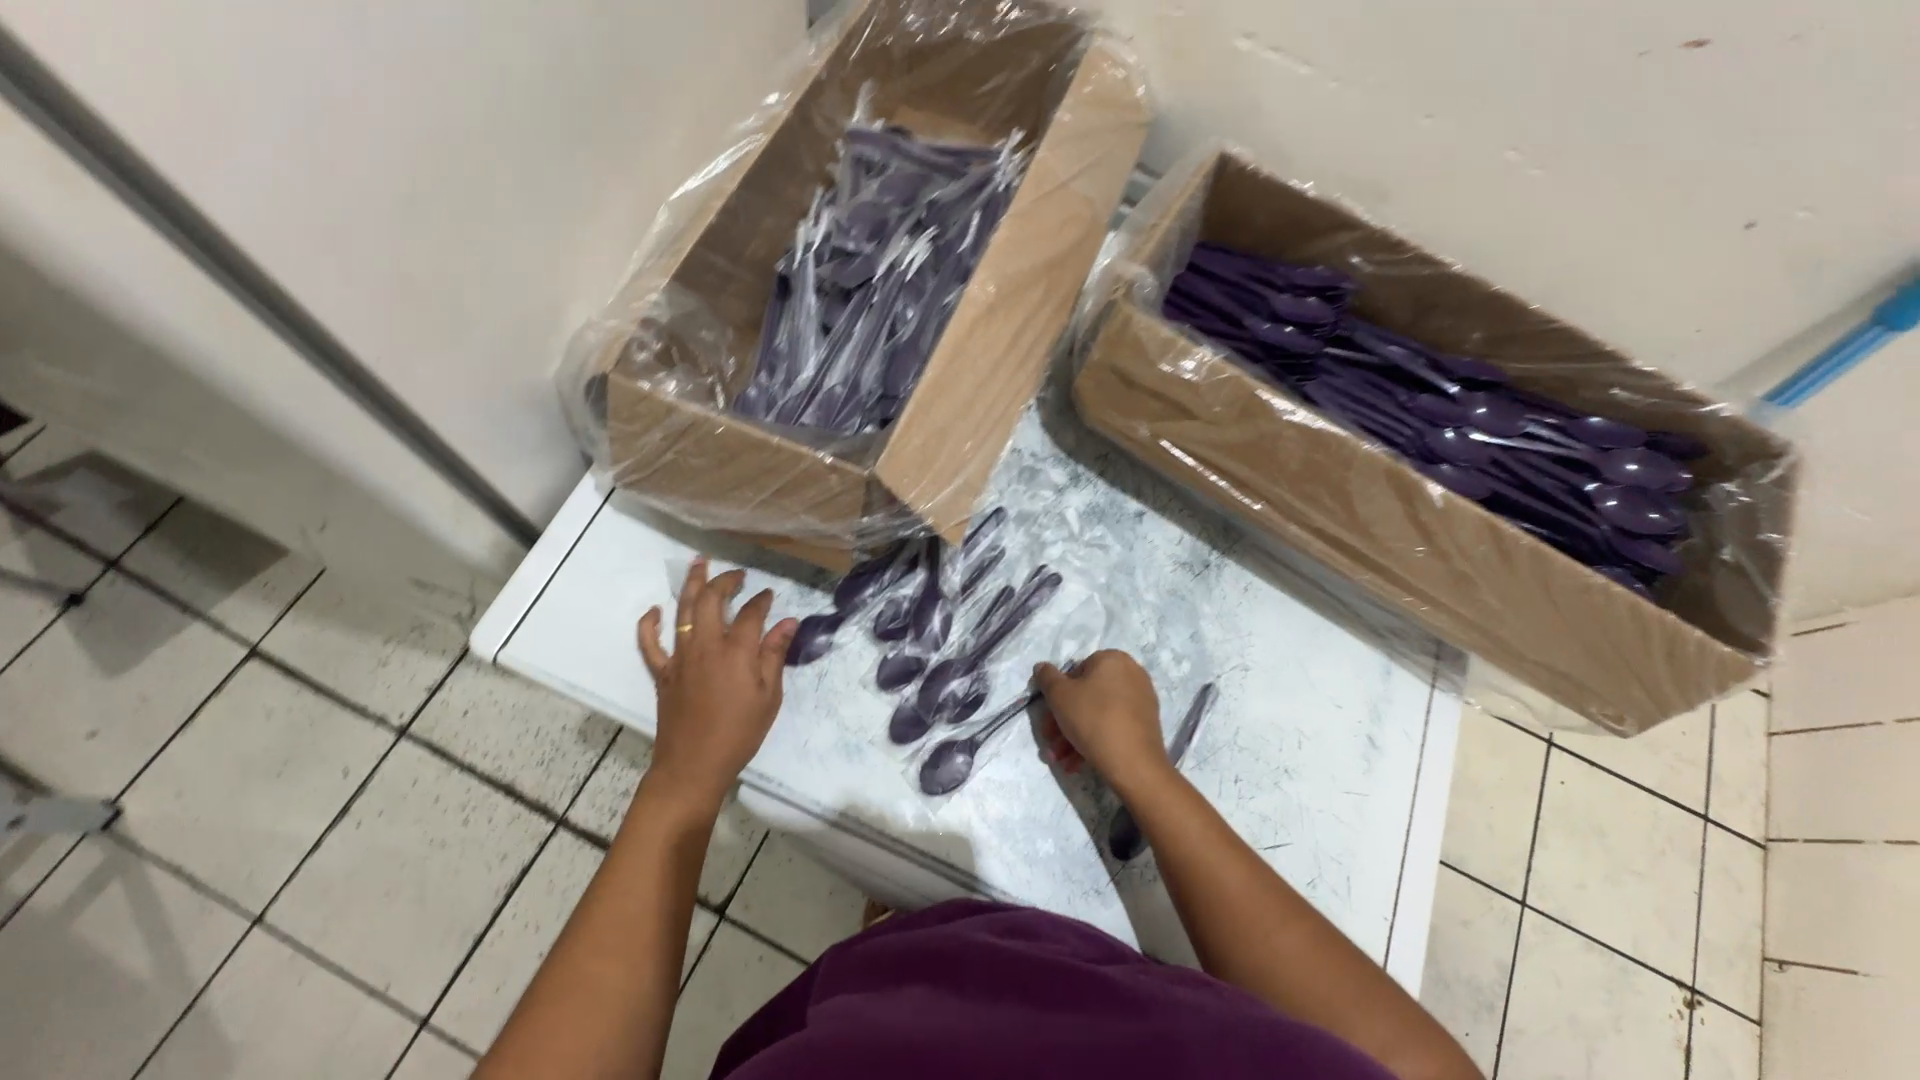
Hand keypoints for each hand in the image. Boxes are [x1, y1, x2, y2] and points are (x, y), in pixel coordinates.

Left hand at [636, 556, 798, 812]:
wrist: (693, 764)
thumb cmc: (739, 733)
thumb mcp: (768, 697)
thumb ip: (774, 656)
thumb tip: (787, 623)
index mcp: (737, 652)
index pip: (751, 614)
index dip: (761, 600)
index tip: (769, 595)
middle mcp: (706, 646)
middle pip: (712, 600)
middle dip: (725, 581)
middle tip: (737, 574)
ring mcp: (680, 657)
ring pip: (683, 611)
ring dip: (691, 584)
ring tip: (698, 563)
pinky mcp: (663, 673)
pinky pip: (650, 643)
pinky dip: (649, 624)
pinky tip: (655, 610)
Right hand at [1033, 650, 1166, 789]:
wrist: (1134, 762)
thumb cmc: (1092, 719)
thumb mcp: (1059, 696)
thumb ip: (1046, 677)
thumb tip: (1042, 667)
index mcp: (1112, 659)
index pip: (1075, 672)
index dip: (1057, 697)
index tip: (1047, 720)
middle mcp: (1131, 674)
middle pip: (1086, 697)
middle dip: (1063, 723)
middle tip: (1051, 745)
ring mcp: (1141, 699)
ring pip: (1097, 715)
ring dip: (1073, 737)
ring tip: (1060, 760)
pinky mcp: (1146, 723)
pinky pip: (1113, 726)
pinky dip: (1094, 741)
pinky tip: (1077, 763)